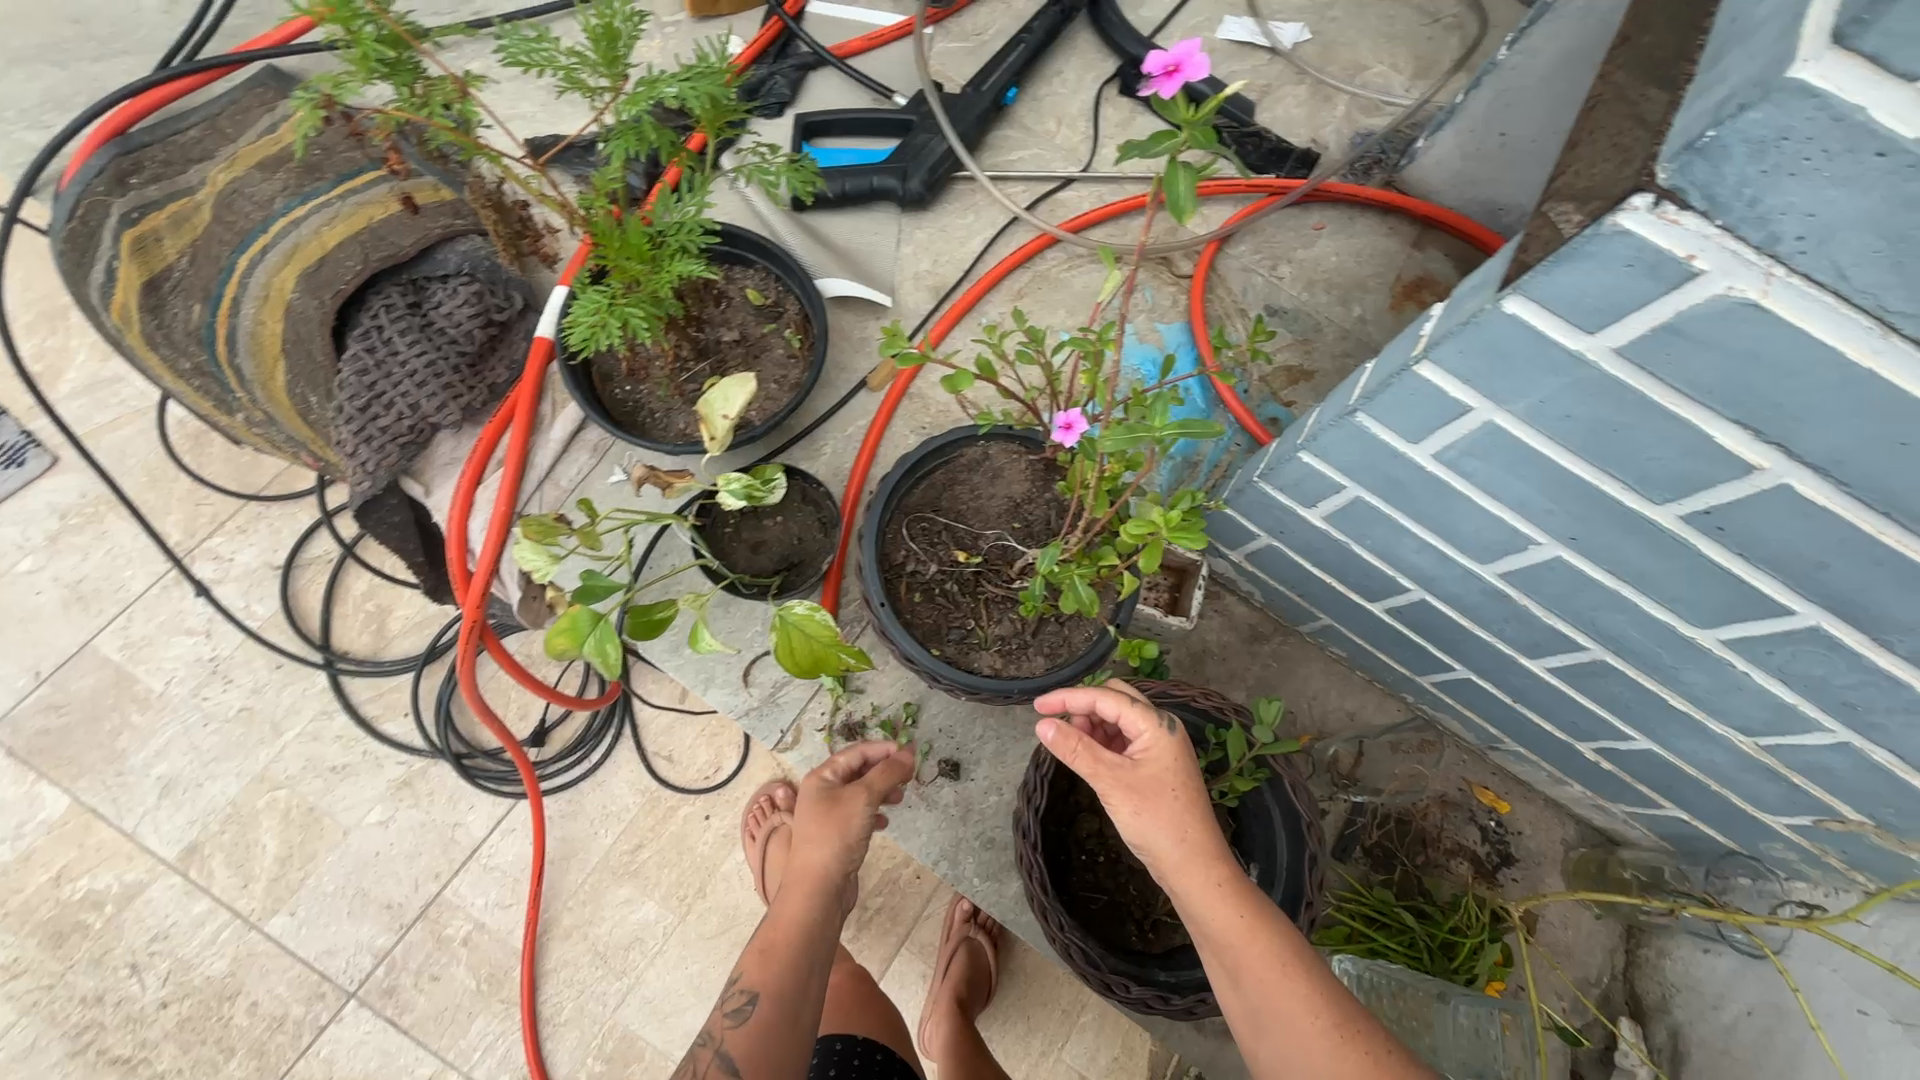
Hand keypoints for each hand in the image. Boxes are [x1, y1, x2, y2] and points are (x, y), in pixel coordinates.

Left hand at [786, 740, 915, 894]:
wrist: (818, 889)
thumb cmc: (837, 835)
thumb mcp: (864, 797)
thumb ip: (887, 773)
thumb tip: (909, 753)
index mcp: (823, 776)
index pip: (857, 752)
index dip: (884, 749)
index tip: (910, 753)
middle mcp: (823, 791)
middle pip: (859, 771)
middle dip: (884, 771)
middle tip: (909, 777)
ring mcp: (829, 815)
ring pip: (861, 794)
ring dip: (882, 792)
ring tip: (899, 799)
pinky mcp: (837, 835)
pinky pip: (859, 815)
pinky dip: (874, 814)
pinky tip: (884, 824)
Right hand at [1033, 680, 1232, 883]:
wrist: (1194, 866)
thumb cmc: (1156, 821)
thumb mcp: (1111, 782)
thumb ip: (1076, 749)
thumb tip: (1042, 725)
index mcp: (1156, 724)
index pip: (1106, 697)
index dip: (1069, 698)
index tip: (1037, 707)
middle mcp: (1160, 727)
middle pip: (1115, 701)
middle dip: (1083, 708)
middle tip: (1057, 727)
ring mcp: (1159, 747)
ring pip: (1118, 721)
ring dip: (1092, 726)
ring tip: (1070, 746)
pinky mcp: (1155, 765)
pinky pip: (1123, 741)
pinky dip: (1102, 743)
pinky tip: (1087, 757)